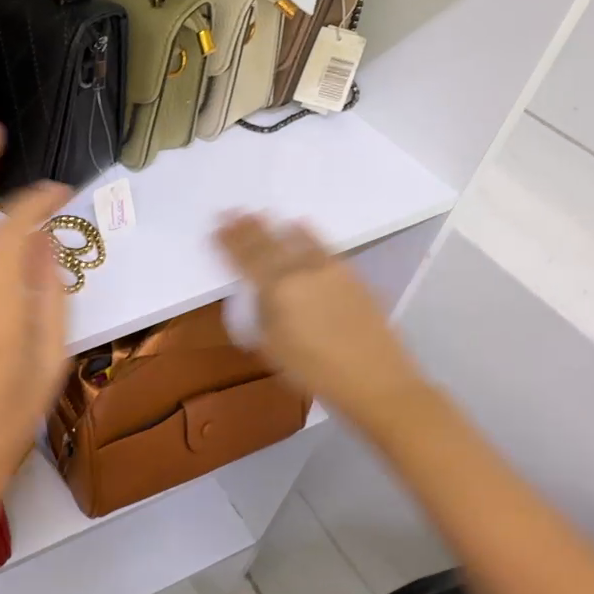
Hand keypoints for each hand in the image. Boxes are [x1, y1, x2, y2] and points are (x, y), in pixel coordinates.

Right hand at [214, 213, 426, 425]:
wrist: (377, 381)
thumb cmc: (315, 372)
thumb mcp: (272, 347)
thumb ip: (262, 312)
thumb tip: (258, 292)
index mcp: (276, 289)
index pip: (245, 258)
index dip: (228, 241)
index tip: (216, 227)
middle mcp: (300, 271)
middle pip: (268, 243)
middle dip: (247, 227)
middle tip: (231, 211)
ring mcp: (329, 270)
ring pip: (295, 238)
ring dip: (274, 225)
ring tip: (259, 213)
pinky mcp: (351, 275)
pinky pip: (323, 245)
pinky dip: (307, 233)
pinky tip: (301, 225)